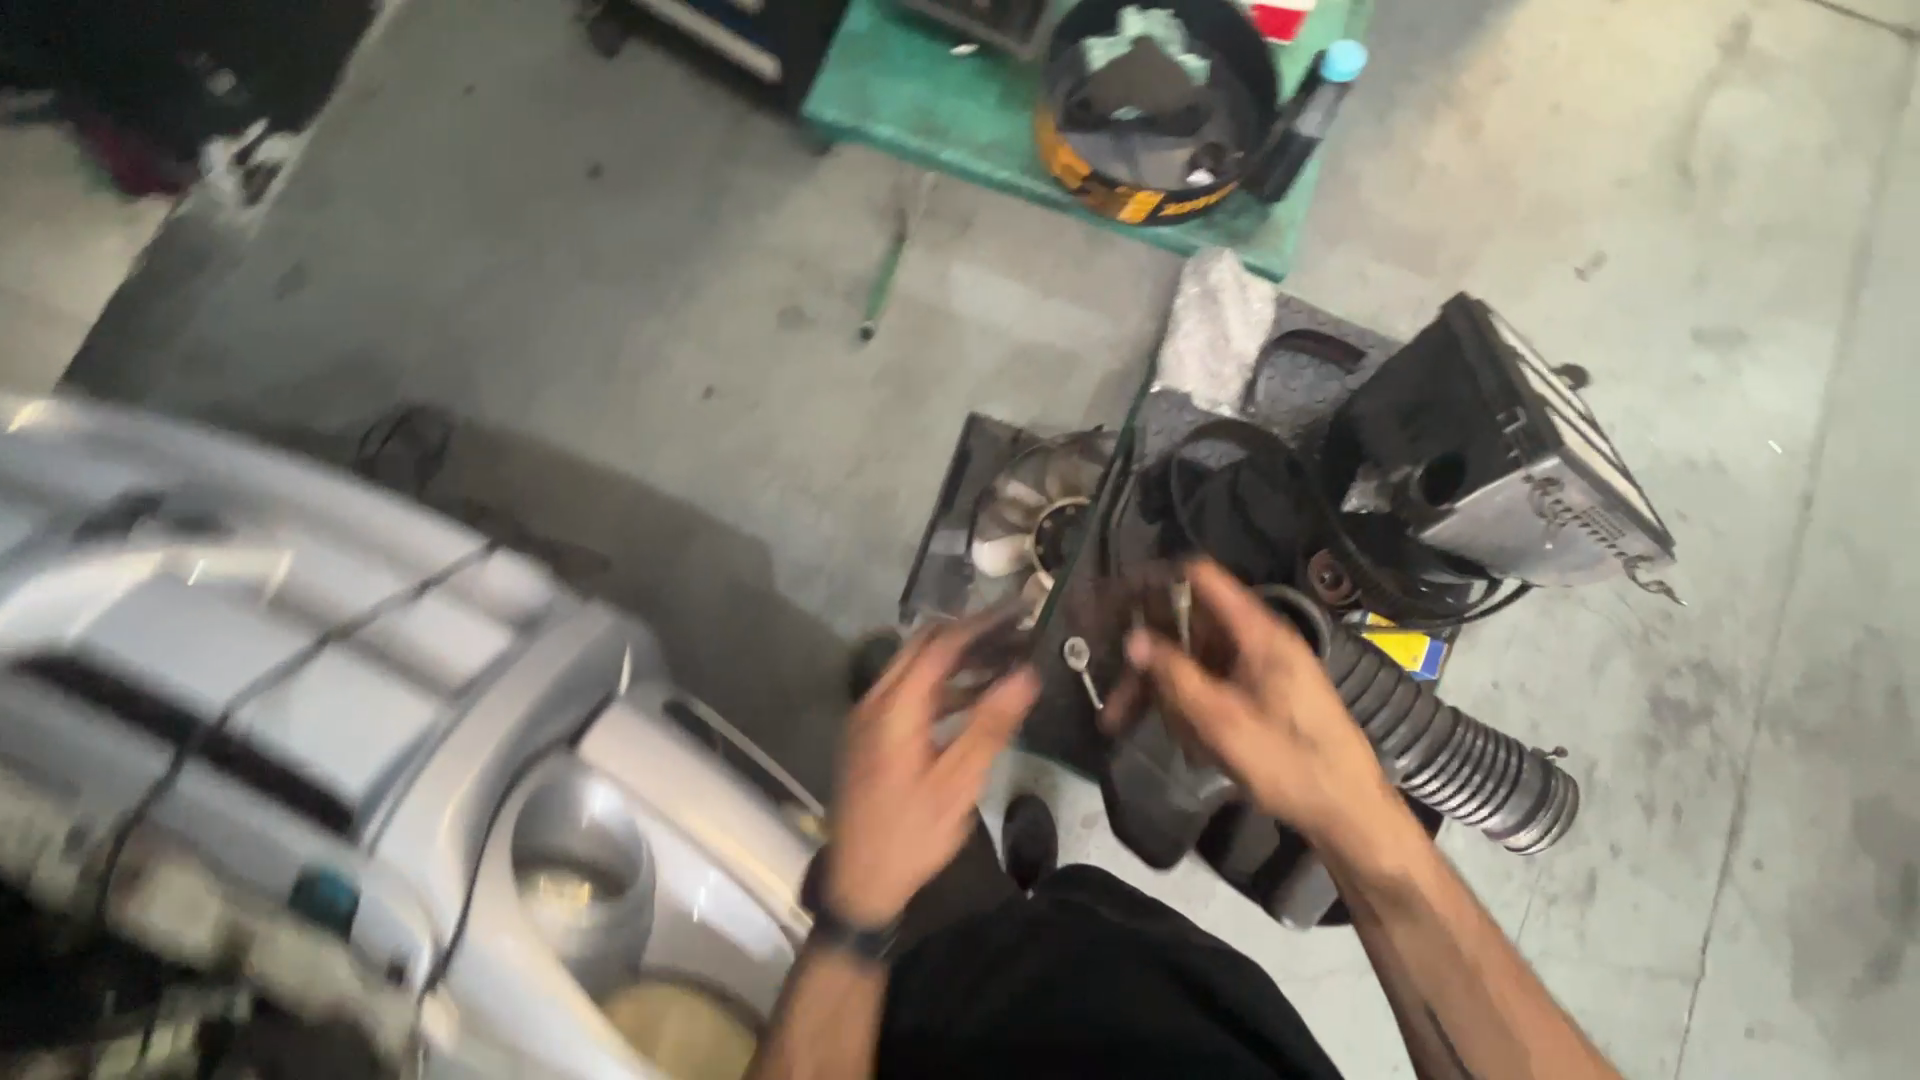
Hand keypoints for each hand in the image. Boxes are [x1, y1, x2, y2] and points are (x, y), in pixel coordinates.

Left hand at [825, 618, 1039, 925]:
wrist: (857, 882)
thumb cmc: (910, 836)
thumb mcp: (957, 785)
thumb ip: (990, 725)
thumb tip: (1026, 675)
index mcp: (894, 707)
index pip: (940, 644)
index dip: (981, 624)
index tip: (1018, 613)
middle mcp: (875, 701)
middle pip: (924, 647)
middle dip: (970, 636)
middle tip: (1014, 633)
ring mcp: (869, 717)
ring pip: (916, 670)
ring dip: (958, 663)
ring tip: (1005, 663)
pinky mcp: (871, 734)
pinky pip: (910, 694)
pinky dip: (942, 688)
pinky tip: (975, 700)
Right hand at [1117, 558, 1397, 850]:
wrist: (1349, 812)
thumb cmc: (1290, 763)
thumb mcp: (1223, 722)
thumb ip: (1175, 675)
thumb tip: (1132, 636)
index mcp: (1256, 632)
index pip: (1200, 578)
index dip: (1155, 582)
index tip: (1113, 602)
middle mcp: (1255, 641)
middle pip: (1185, 627)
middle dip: (1145, 661)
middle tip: (1113, 700)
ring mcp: (1256, 668)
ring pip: (1191, 661)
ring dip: (1161, 692)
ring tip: (1134, 727)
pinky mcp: (1257, 693)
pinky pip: (1208, 684)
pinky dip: (1185, 706)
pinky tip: (1181, 742)